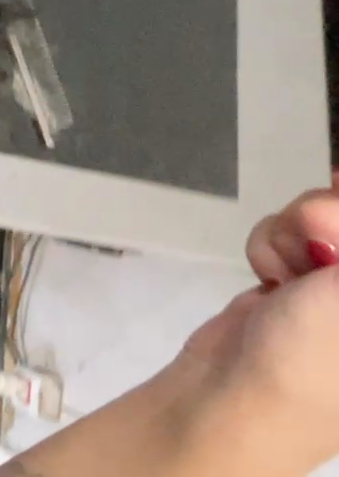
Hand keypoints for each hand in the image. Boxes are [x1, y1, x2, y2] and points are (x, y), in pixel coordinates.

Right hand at [173, 172, 338, 467]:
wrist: (244, 390)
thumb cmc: (317, 356)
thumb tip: (336, 183)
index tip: (328, 214)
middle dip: (318, 220)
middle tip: (313, 253)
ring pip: (314, 219)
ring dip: (287, 236)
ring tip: (286, 277)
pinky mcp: (307, 278)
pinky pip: (285, 235)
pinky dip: (270, 248)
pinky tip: (273, 278)